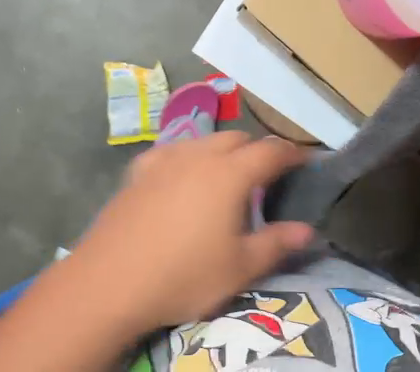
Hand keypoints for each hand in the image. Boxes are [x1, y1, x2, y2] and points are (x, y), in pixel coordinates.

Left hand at [72, 132, 315, 328]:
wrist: (111, 280)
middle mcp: (200, 154)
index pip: (270, 151)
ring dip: (222, 151)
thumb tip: (309, 230)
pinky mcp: (140, 169)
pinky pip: (173, 152)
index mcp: (230, 174)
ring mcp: (166, 158)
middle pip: (237, 139)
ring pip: (204, 141)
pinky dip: (188, 159)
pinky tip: (182, 178)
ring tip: (226, 176)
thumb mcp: (239, 268)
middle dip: (256, 150)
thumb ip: (276, 244)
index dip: (291, 153)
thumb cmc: (184, 275)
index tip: (306, 159)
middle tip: (266, 175)